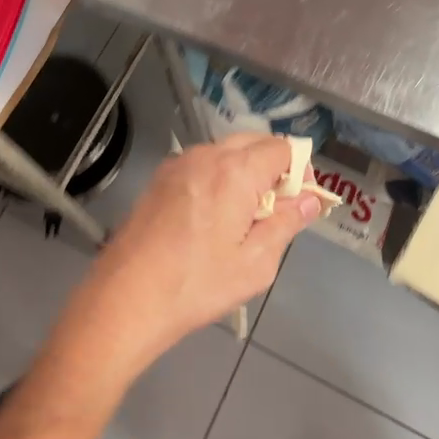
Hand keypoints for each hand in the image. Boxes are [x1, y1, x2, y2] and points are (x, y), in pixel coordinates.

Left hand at [62, 133, 322, 375]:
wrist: (127, 295)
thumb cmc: (197, 283)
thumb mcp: (256, 262)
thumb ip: (286, 223)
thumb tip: (311, 200)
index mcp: (235, 171)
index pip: (282, 148)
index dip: (299, 171)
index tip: (299, 203)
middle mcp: (206, 155)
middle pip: (253, 143)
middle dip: (272, 168)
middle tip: (275, 211)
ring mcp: (178, 164)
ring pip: (225, 152)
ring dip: (244, 173)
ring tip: (242, 218)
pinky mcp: (160, 178)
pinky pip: (201, 165)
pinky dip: (217, 179)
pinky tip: (212, 218)